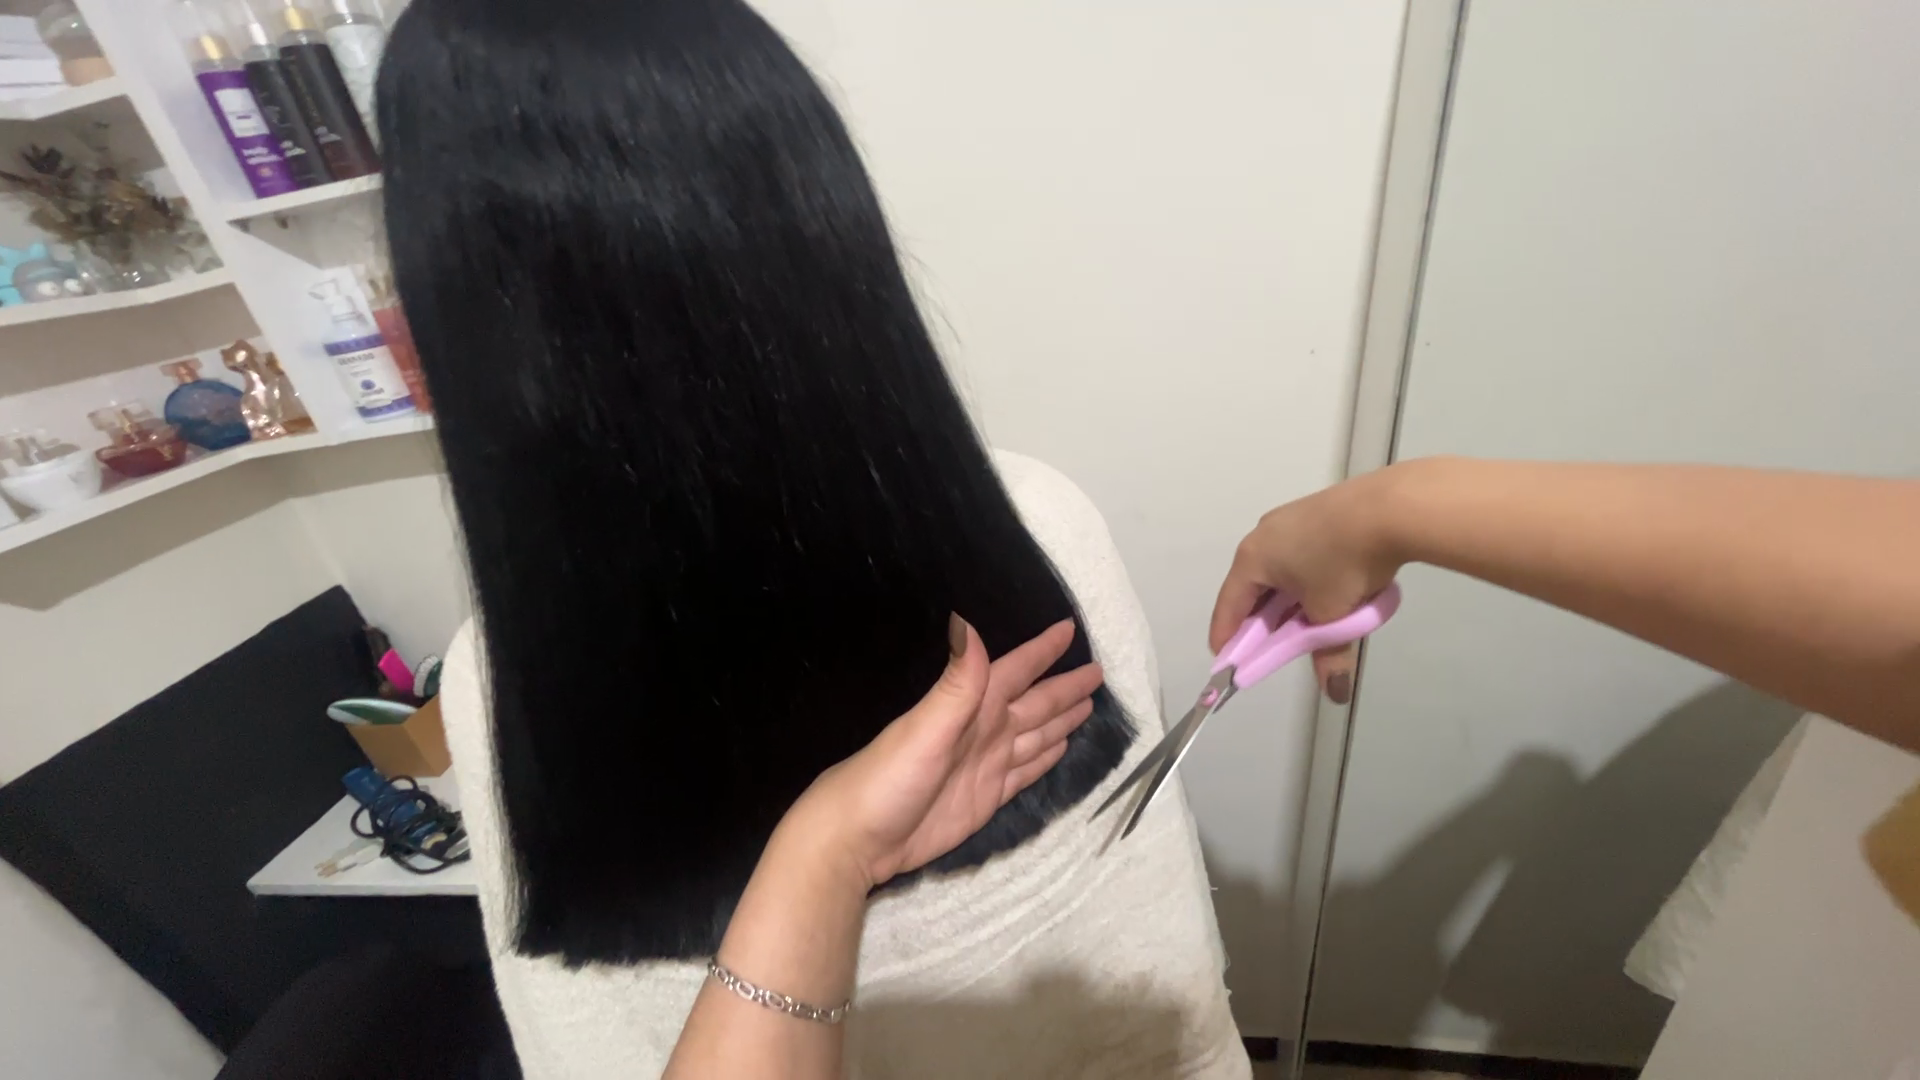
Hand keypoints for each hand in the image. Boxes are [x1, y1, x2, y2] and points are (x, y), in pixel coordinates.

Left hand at [784, 616, 1103, 889]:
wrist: (860, 836)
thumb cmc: (890, 776)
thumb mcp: (926, 727)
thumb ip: (957, 683)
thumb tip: (968, 623)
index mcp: (971, 708)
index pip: (1016, 672)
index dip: (1042, 652)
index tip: (1069, 629)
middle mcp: (983, 730)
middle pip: (1034, 703)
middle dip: (1064, 687)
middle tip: (1098, 672)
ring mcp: (986, 764)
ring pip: (1034, 734)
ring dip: (1060, 719)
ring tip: (1087, 704)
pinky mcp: (987, 797)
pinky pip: (1025, 769)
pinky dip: (1045, 756)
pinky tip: (1060, 746)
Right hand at [1209, 467, 1405, 703]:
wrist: (1393, 507)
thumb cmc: (1345, 562)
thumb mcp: (1332, 613)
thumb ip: (1327, 654)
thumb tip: (1335, 692)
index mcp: (1252, 559)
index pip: (1229, 605)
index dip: (1226, 636)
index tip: (1226, 660)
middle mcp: (1262, 535)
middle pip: (1251, 586)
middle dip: (1258, 619)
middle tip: (1265, 646)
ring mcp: (1289, 519)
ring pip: (1277, 569)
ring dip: (1283, 598)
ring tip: (1298, 620)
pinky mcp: (1316, 512)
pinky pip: (1298, 553)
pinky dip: (1302, 578)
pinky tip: (1321, 589)